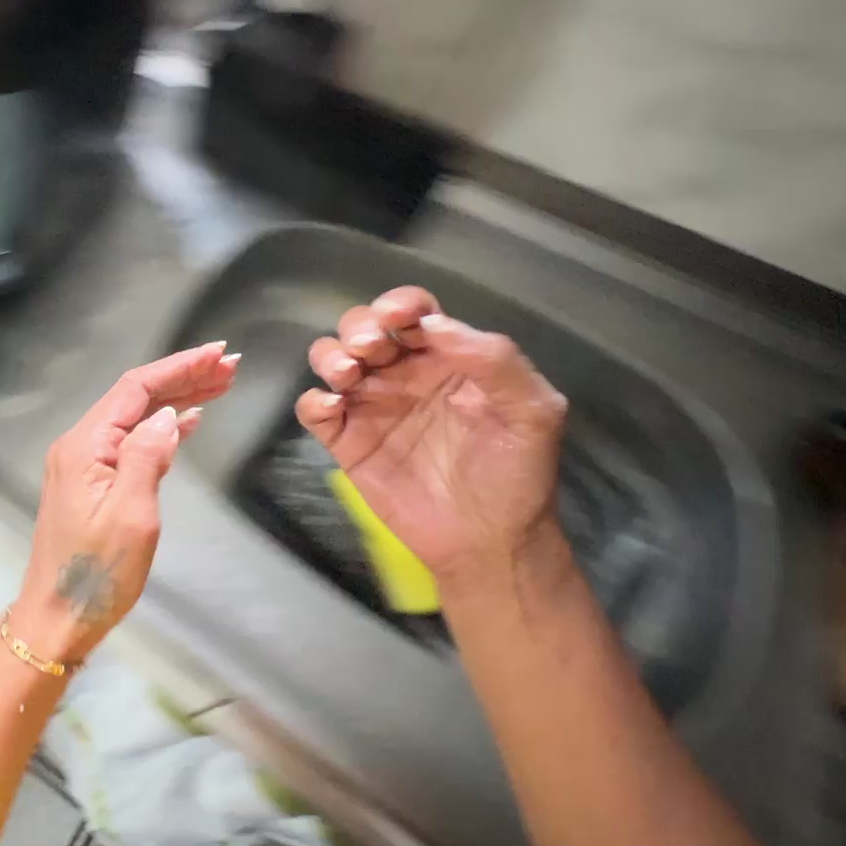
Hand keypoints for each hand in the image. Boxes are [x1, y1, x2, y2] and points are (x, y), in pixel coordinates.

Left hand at [12, 343, 239, 663]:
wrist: (55, 619)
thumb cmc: (96, 574)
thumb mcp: (132, 516)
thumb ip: (148, 457)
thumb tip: (167, 415)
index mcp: (85, 446)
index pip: (135, 389)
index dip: (178, 367)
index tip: (218, 353)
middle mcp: (79, 446)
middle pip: (135, 398)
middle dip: (183, 377)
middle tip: (231, 366)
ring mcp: (83, 465)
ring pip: (135, 418)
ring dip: (176, 400)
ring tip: (220, 385)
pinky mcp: (91, 484)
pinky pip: (130, 442)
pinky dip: (162, 428)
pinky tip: (188, 422)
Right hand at [295, 286, 567, 585]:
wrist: (489, 541)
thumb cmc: (517, 473)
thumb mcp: (533, 410)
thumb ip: (495, 360)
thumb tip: (435, 325)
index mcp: (446, 358)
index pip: (414, 313)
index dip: (400, 304)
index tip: (398, 317)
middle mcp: (402, 374)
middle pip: (362, 327)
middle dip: (359, 326)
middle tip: (368, 348)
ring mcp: (369, 406)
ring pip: (330, 359)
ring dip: (330, 355)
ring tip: (347, 375)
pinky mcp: (344, 440)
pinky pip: (313, 409)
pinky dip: (313, 400)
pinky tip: (332, 407)